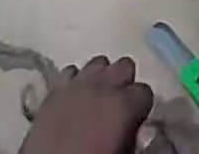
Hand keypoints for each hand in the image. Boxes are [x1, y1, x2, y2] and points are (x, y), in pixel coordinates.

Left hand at [18, 56, 153, 153]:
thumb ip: (132, 136)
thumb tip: (134, 131)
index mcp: (124, 105)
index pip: (145, 92)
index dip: (141, 107)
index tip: (135, 120)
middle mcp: (103, 86)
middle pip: (124, 65)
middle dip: (124, 82)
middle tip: (118, 106)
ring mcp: (76, 84)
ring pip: (98, 63)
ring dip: (100, 78)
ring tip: (95, 99)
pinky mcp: (53, 91)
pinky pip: (70, 73)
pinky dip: (75, 82)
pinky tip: (73, 99)